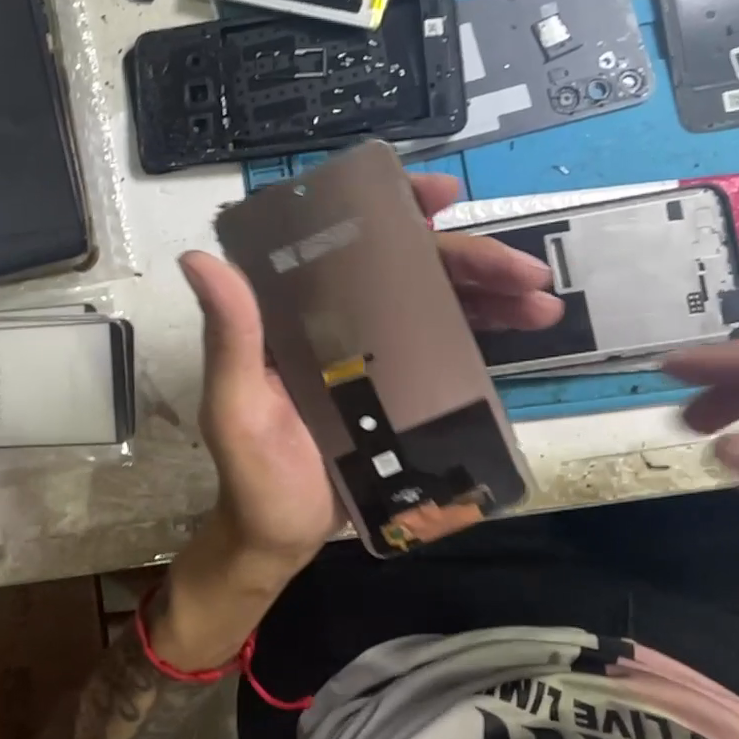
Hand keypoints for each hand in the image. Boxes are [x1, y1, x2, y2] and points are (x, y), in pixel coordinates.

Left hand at [177, 174, 563, 582]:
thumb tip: (198, 256)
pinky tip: (528, 328)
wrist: (280, 541)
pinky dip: (487, 331)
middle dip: (467, 256)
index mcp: (291, 309)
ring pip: (435, 301)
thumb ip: (229, 337)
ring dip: (490, 292)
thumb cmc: (251, 475)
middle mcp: (334, 317)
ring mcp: (372, 351)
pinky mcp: (400, 386)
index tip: (438, 196)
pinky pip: (447, 345)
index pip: (341, 238)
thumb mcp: (236, 406)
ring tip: (541, 302)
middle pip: (405, 267)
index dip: (390, 207)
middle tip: (522, 269)